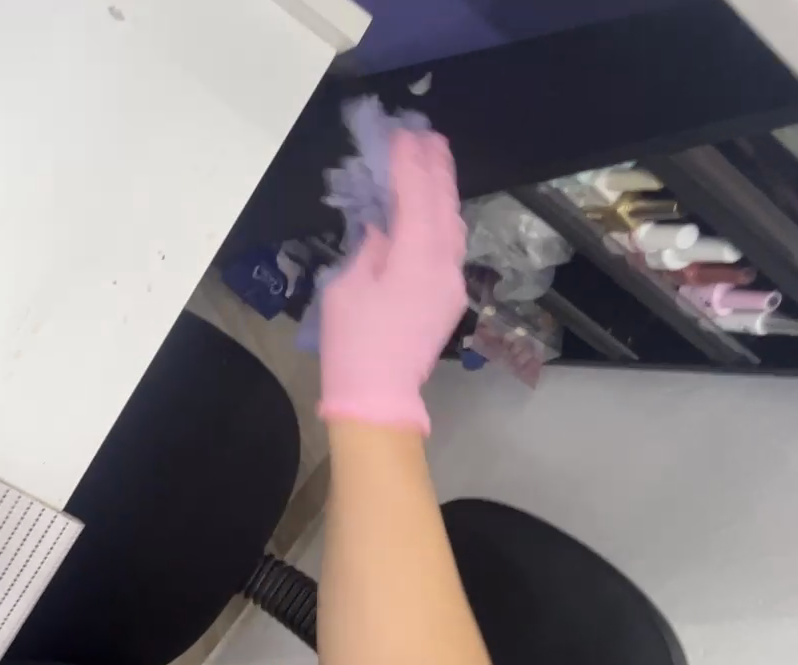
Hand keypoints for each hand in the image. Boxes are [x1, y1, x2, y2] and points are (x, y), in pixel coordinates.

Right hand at [317, 129, 467, 434]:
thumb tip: (382, 230)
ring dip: (442, 190)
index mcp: (415, 257)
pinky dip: (439, 220)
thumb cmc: (352, 345)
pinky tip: (428, 213)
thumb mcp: (345, 290)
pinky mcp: (449, 298)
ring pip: (453, 223)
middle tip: (424, 136)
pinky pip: (449, 246)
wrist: (377, 396)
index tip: (398, 135)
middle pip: (445, 203)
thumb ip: (368, 250)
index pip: (416, 195)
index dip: (407, 162)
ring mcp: (452, 281)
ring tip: (430, 164)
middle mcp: (445, 262)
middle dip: (435, 166)